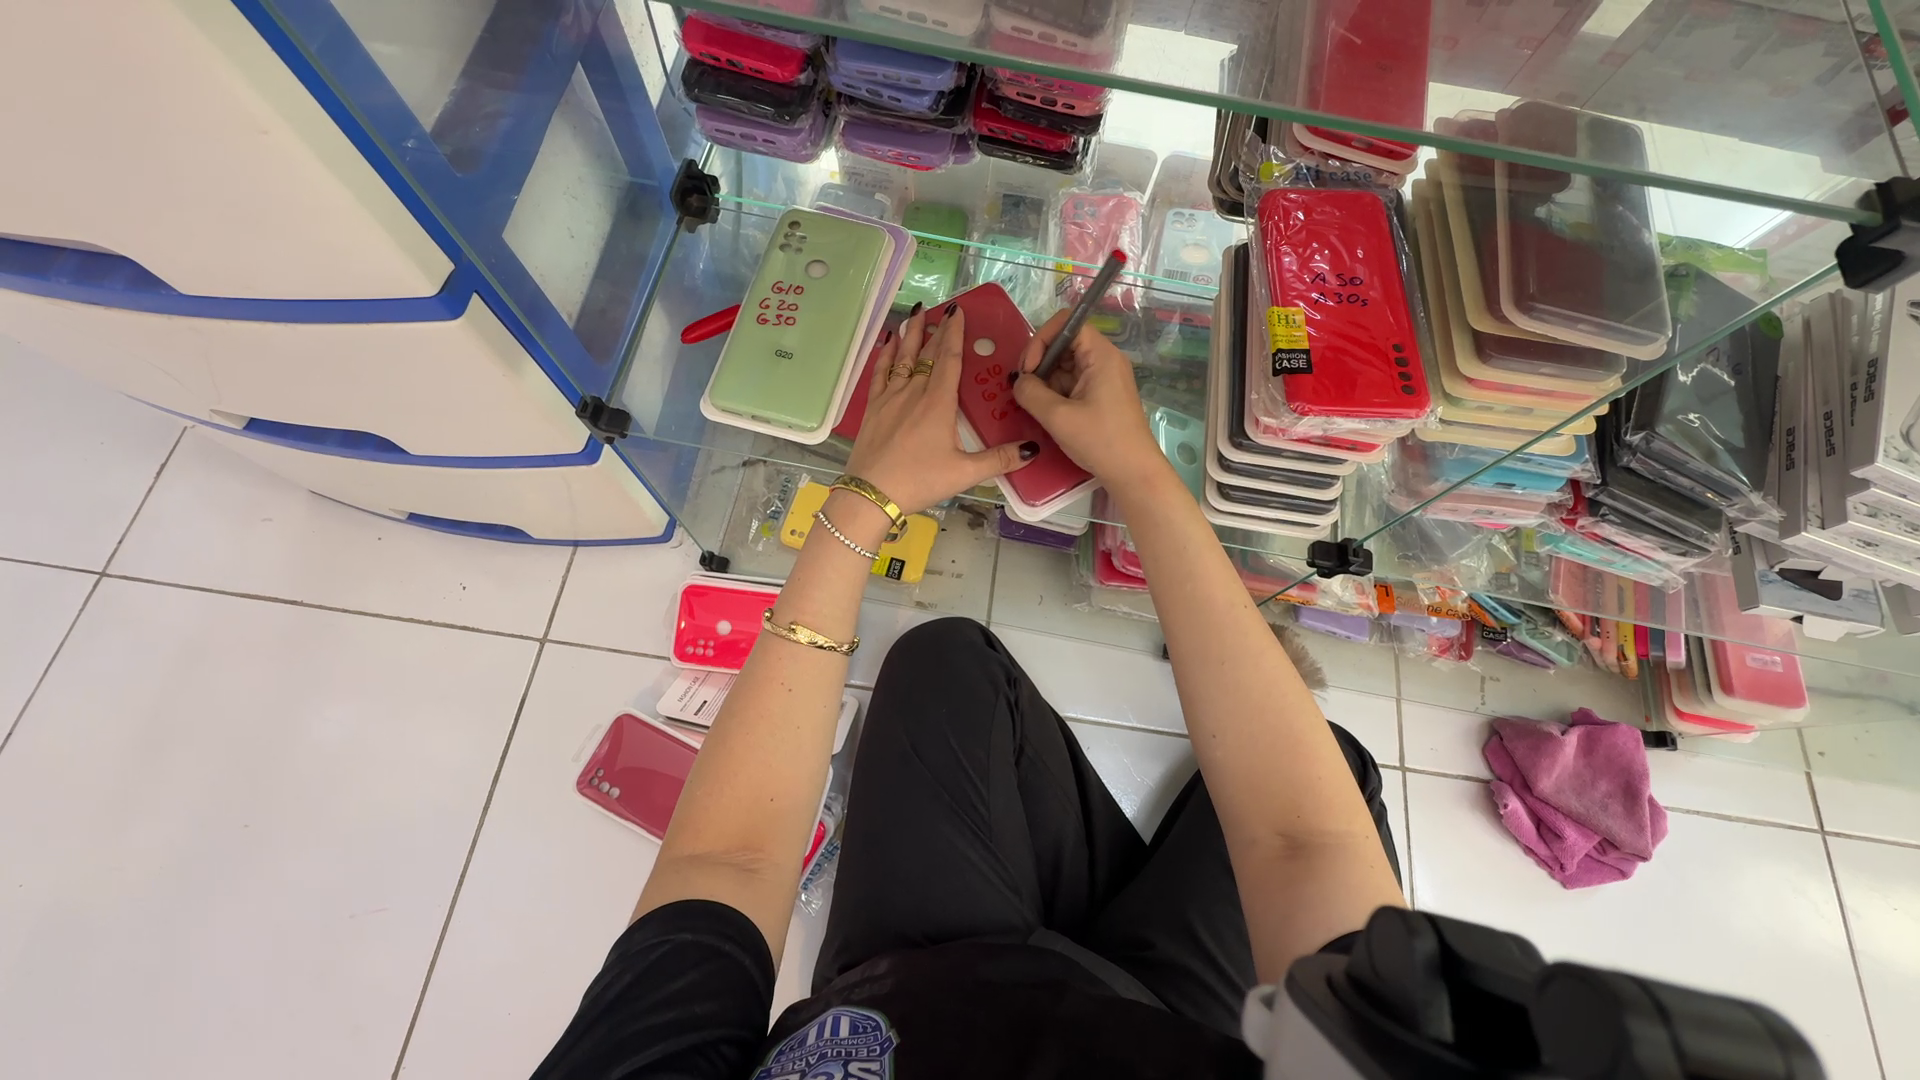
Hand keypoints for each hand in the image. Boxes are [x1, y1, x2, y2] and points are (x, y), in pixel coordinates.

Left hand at [842, 303, 1035, 517]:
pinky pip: (879, 373)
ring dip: (911, 335)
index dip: (955, 334)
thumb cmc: (920, 481)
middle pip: (927, 354)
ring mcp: (890, 399)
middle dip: (936, 330)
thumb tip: (1032, 449)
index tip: (958, 312)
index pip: (949, 359)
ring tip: (916, 314)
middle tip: (943, 308)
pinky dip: (885, 355)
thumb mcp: (964, 473)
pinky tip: (888, 343)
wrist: (871, 495)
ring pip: (902, 358)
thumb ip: (999, 459)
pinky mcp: (873, 409)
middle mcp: (913, 393)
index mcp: (938, 403)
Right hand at [1011, 309, 1165, 484]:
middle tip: (1024, 388)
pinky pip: (1072, 383)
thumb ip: (1031, 393)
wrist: (1133, 473)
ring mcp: (1104, 378)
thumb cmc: (1100, 441)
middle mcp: (1105, 360)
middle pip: (1065, 344)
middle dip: (1040, 362)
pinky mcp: (1101, 396)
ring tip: (1034, 404)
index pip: (1067, 323)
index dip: (1042, 339)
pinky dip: (1055, 393)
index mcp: (1101, 355)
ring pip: (1066, 366)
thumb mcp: (1058, 417)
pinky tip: (1047, 412)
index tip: (1028, 368)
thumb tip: (1018, 382)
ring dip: (1046, 381)